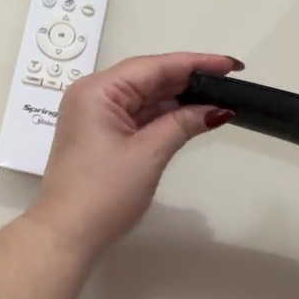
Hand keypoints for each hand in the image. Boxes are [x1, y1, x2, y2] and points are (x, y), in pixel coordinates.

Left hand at [24, 52, 241, 253]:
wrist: (66, 235)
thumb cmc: (104, 192)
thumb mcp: (148, 154)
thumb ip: (182, 123)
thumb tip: (218, 109)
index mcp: (97, 90)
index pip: (153, 66)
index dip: (195, 63)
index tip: (231, 64)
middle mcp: (93, 96)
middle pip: (148, 78)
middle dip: (189, 80)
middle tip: (230, 81)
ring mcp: (96, 117)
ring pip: (145, 98)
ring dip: (179, 99)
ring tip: (220, 97)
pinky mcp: (101, 137)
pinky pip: (138, 117)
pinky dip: (165, 117)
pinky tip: (193, 116)